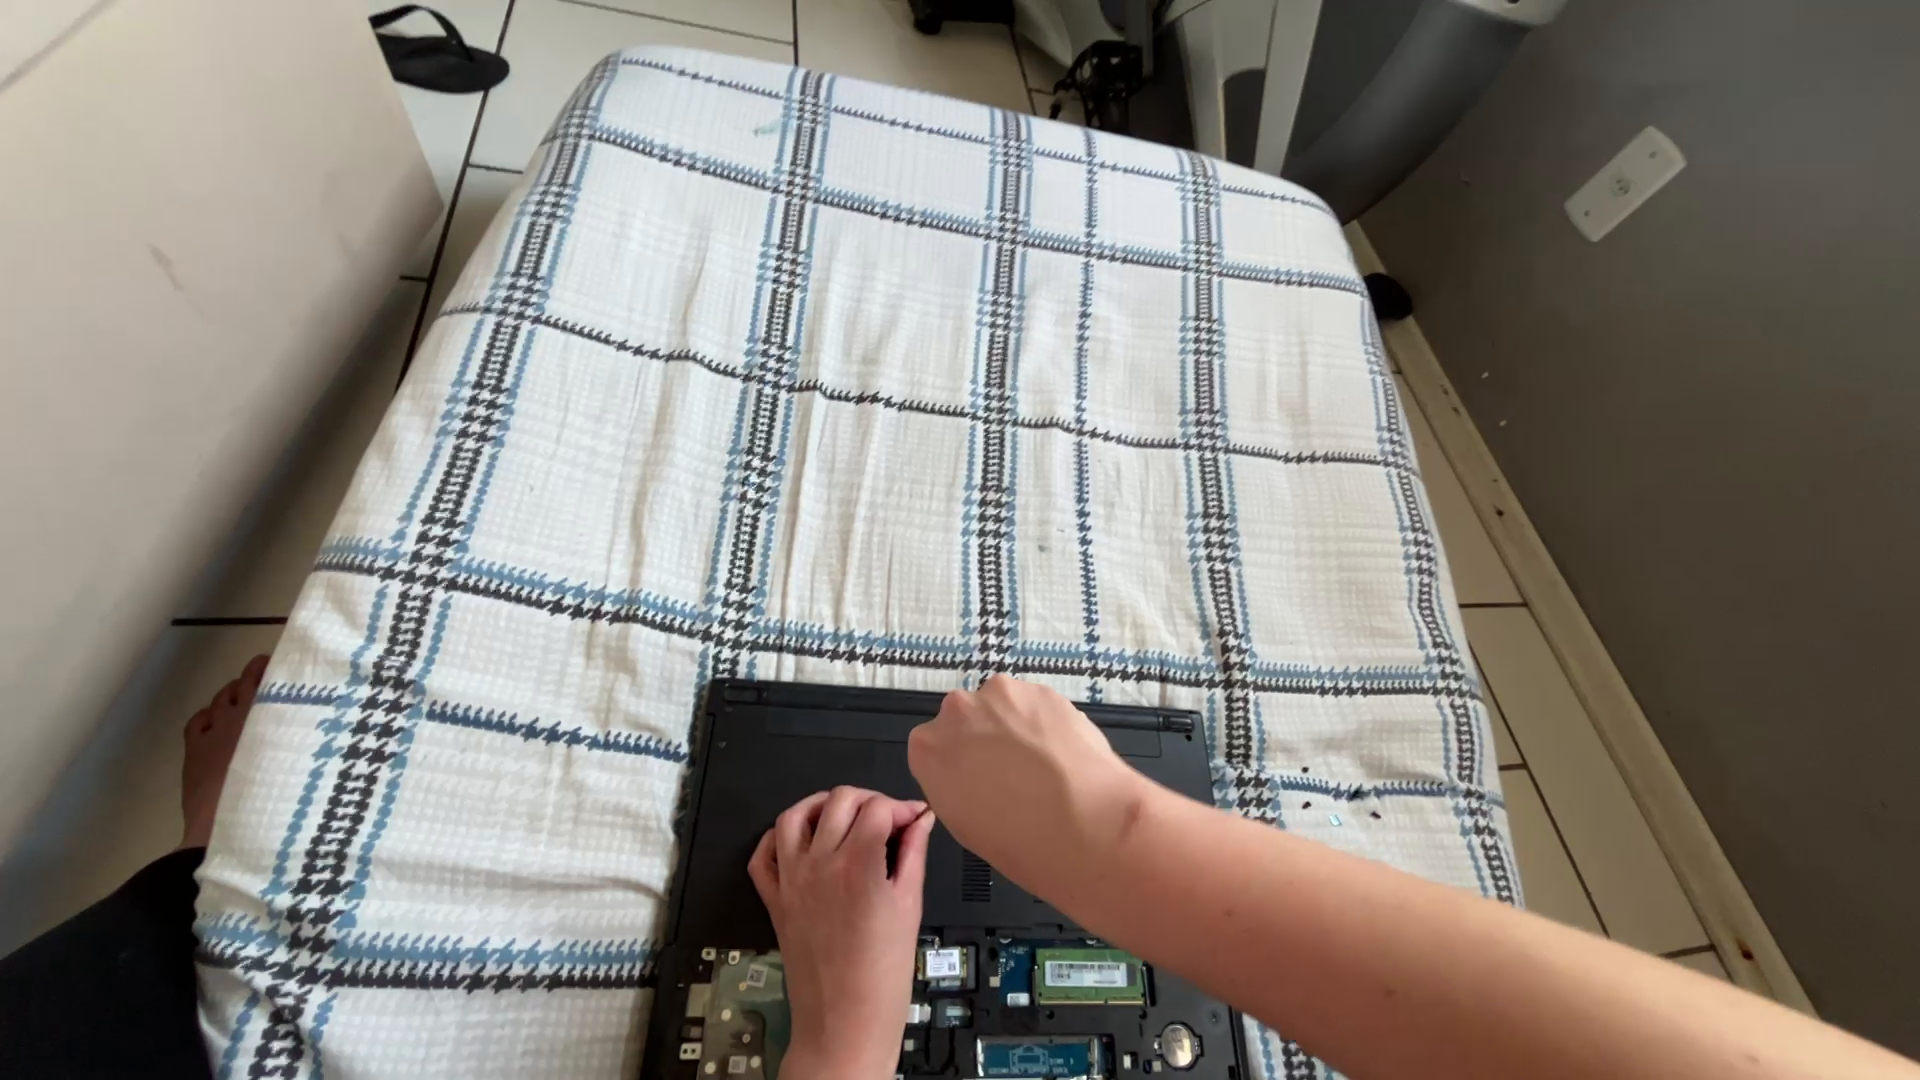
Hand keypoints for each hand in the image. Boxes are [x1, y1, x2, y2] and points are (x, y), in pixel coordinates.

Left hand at [748, 787, 935, 1079]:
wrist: (845, 1022)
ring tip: (842, 816)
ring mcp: (791, 879)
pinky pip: (763, 854)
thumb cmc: (883, 972)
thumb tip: (921, 820)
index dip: (902, 807)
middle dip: (868, 800)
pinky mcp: (774, 899)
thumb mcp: (910, 905)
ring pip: (795, 815)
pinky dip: (778, 838)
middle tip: (886, 819)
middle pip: (839, 800)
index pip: (878, 808)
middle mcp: (820, 863)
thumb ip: (914, 853)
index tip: (914, 819)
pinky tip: (801, 841)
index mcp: (859, 863)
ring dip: (820, 806)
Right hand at [907, 675, 1152, 901]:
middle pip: (967, 717)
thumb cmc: (1016, 839)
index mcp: (928, 747)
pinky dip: (1046, 722)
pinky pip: (1036, 704)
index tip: (978, 780)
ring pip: (1003, 705)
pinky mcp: (1040, 689)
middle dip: (985, 736)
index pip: (935, 747)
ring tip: (1043, 762)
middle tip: (1012, 771)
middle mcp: (957, 710)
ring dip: (1015, 724)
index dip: (961, 764)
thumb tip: (974, 774)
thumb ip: (954, 784)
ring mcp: (1001, 694)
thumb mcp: (963, 823)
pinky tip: (1063, 752)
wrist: (1081, 822)